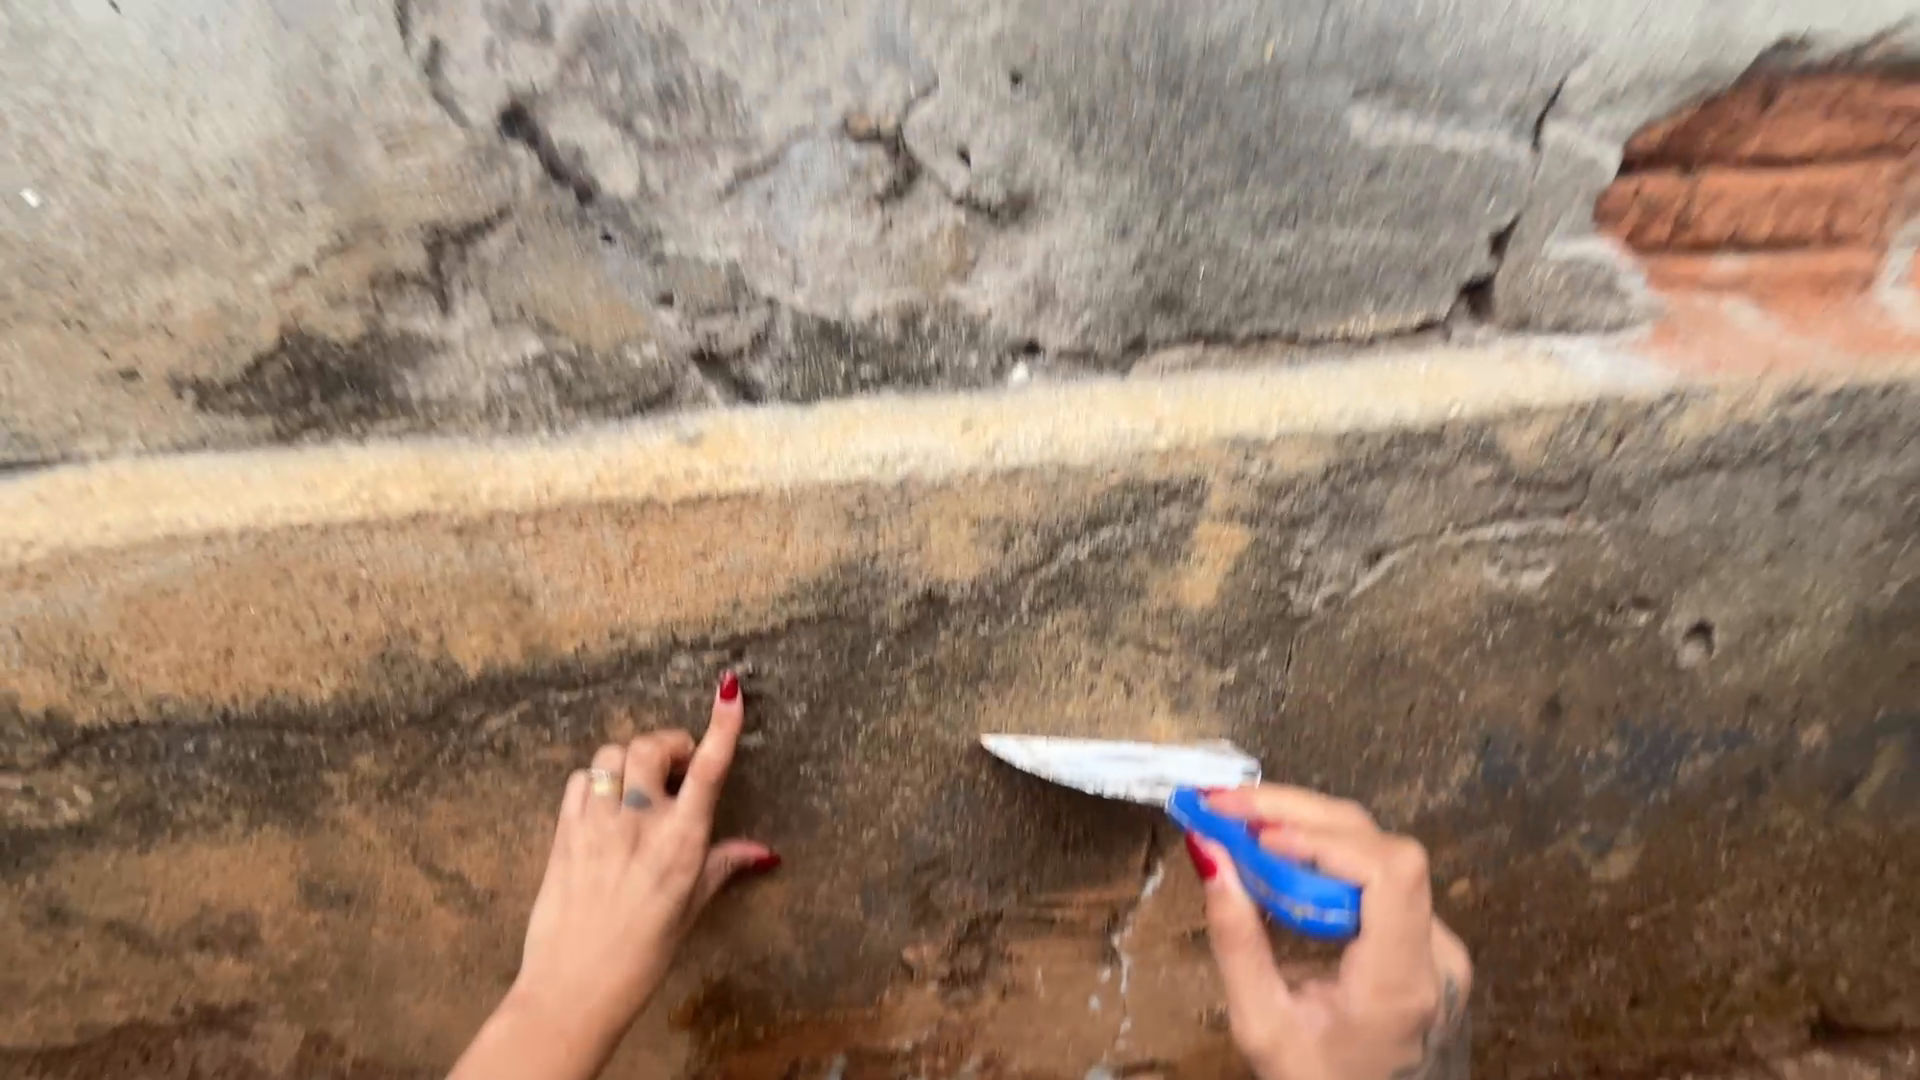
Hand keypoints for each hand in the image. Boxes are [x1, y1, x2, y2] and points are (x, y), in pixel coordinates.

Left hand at [453, 672, 775, 1079]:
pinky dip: (596, 779)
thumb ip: (726, 864)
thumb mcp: (693, 906)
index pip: (708, 770)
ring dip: (630, 759)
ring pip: (611, 755)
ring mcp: (597, 827)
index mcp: (680, 844)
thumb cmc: (642, 953)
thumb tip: (765, 852)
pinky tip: (605, 802)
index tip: (729, 690)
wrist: (572, 991)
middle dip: (667, 743)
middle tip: (675, 766)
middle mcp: (639, 827)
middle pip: (651, 746)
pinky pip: (579, 780)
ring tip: (639, 784)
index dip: (721, 725)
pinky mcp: (564, 835)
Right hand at [1186, 786, 1472, 1079]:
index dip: (1321, 839)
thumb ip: (1235, 939)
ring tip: (1237, 814)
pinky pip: (1371, 864)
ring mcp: (1436, 939)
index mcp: (1401, 981)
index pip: (1386, 872)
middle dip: (1293, 811)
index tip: (1257, 835)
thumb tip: (1206, 850)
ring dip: (1302, 819)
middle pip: (1374, 842)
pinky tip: (1272, 840)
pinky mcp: (1422, 932)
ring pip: (1373, 843)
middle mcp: (1435, 951)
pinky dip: (1317, 841)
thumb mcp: (1260, 1026)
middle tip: (1221, 803)